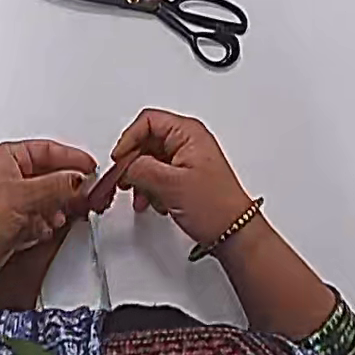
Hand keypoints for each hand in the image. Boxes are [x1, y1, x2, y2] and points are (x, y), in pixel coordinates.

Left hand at [0, 140, 95, 289]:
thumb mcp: (23, 196)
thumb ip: (57, 186)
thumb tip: (81, 180)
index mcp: (9, 156)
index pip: (50, 150)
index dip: (73, 159)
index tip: (93, 168)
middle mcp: (9, 175)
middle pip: (50, 174)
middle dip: (68, 186)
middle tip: (87, 194)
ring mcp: (9, 200)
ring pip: (46, 198)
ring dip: (58, 207)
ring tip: (69, 213)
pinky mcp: (8, 224)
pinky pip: (38, 218)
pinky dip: (46, 223)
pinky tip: (49, 228)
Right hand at [99, 109, 252, 245]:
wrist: (234, 233)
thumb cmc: (216, 207)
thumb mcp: (170, 184)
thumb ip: (142, 169)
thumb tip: (126, 164)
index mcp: (187, 132)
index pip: (148, 121)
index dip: (129, 139)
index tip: (120, 159)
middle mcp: (188, 140)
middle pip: (147, 140)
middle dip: (134, 163)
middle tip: (125, 180)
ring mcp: (187, 157)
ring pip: (150, 159)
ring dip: (141, 179)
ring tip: (142, 196)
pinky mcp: (185, 174)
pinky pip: (158, 173)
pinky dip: (151, 187)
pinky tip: (154, 202)